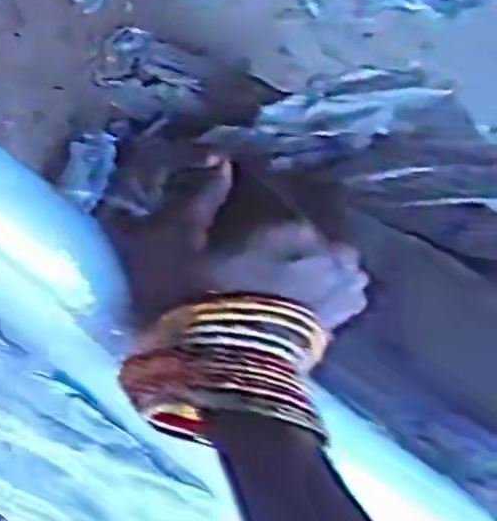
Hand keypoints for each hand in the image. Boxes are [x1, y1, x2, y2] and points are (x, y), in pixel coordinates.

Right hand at [116, 152, 368, 330]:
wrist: (221, 361)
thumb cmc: (184, 289)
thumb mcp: (170, 234)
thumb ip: (198, 192)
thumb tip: (216, 159)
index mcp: (286, 219)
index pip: (256, 173)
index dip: (223, 169)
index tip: (196, 173)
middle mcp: (332, 240)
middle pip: (292, 200)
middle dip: (257, 199)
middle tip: (220, 207)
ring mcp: (349, 274)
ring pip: (312, 231)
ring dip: (281, 228)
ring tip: (244, 239)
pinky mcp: (350, 300)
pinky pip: (325, 260)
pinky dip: (299, 255)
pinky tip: (269, 265)